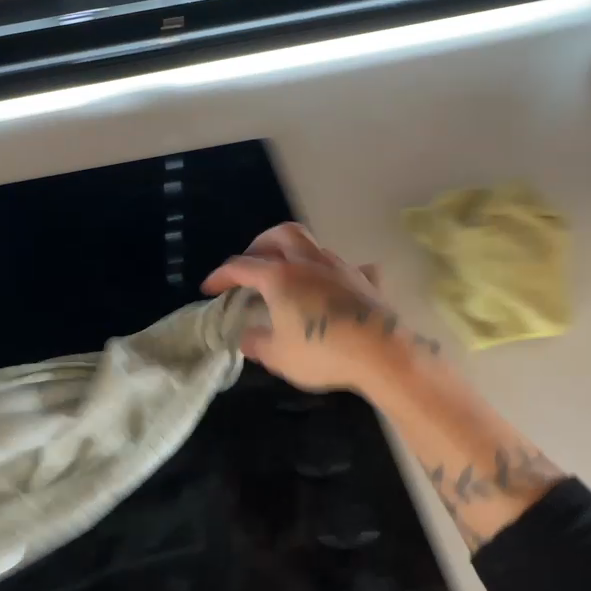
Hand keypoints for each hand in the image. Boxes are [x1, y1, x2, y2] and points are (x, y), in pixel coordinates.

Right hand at [202, 223, 439, 394]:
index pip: (241, 267)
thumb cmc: (322, 353)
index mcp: (280, 277)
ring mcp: (341, 268)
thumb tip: (245, 337)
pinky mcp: (365, 282)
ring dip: (295, 254)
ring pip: (313, 246)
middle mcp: (309, 263)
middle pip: (281, 234)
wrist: (381, 354)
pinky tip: (334, 284)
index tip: (209, 289)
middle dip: (261, 244)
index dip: (221, 276)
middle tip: (251, 262)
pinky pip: (349, 268)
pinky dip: (335, 273)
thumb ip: (256, 343)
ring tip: (288, 274)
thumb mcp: (277, 356)